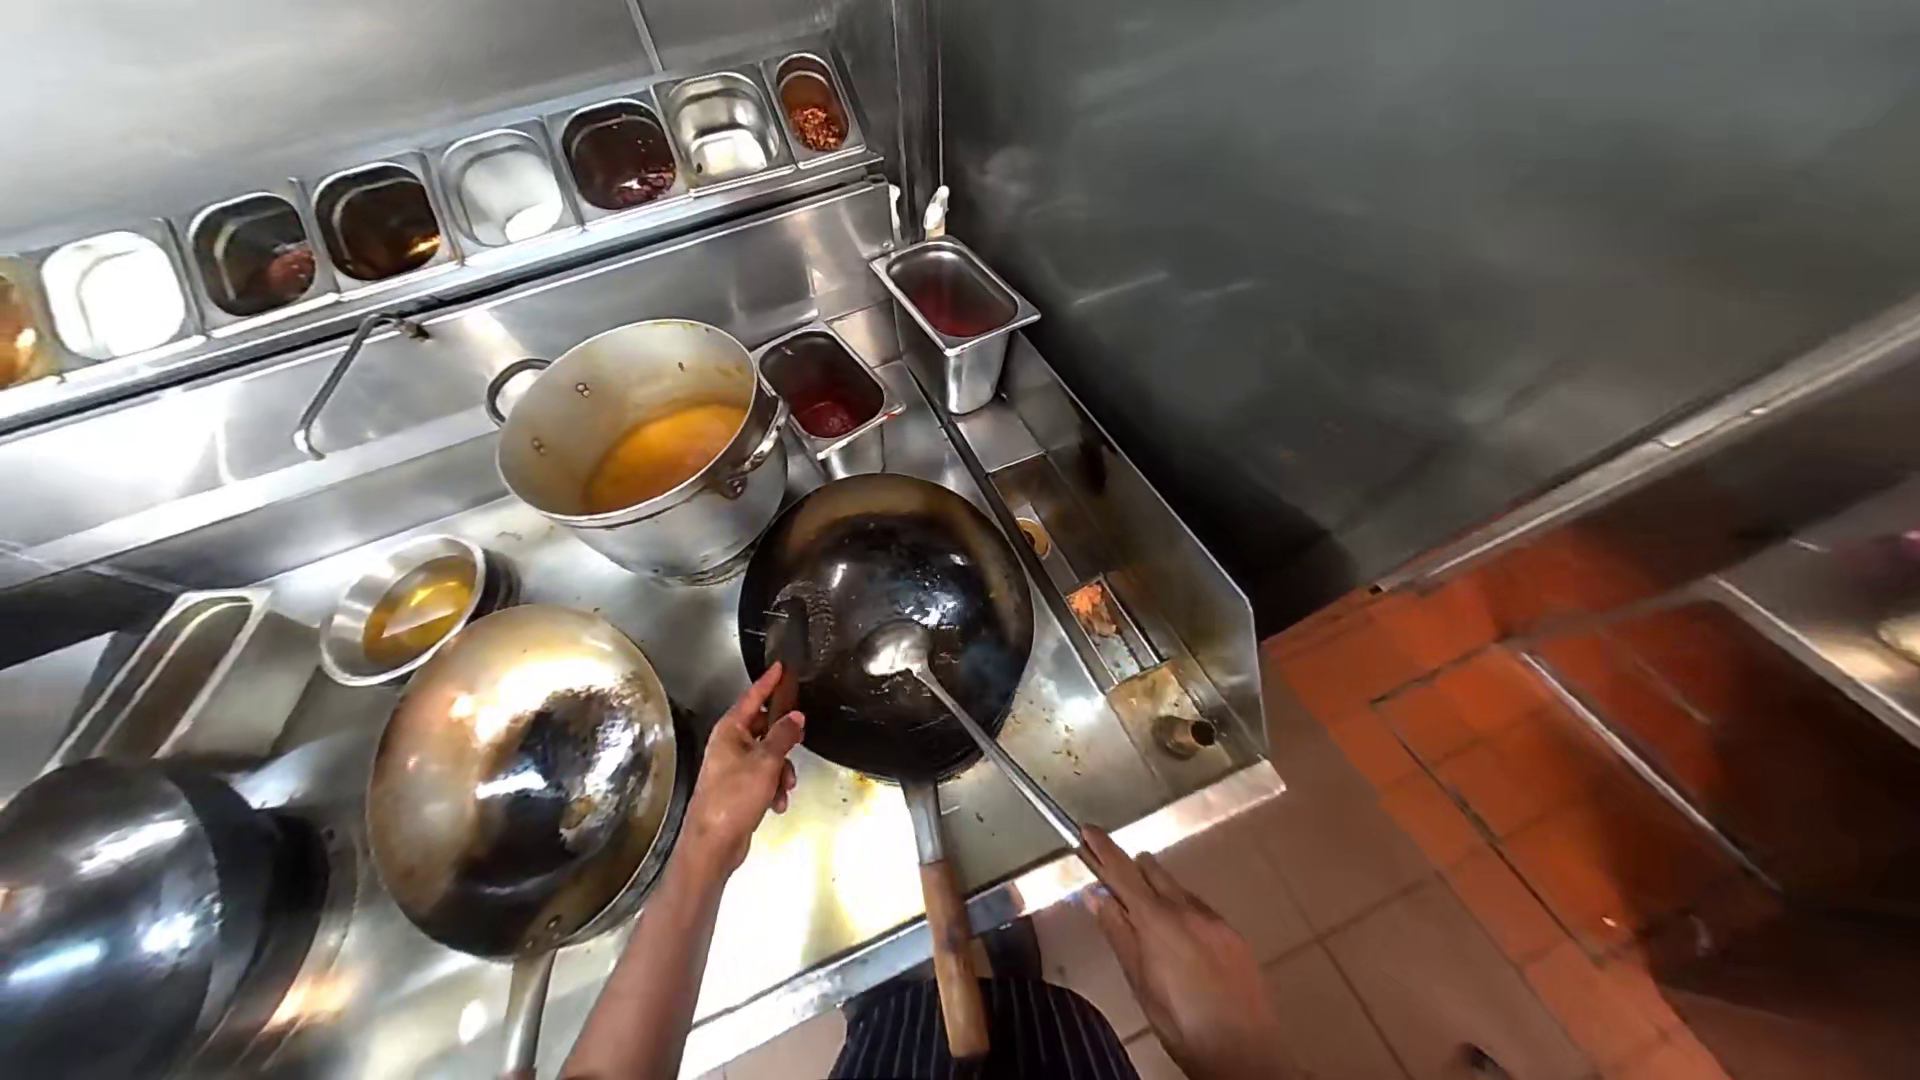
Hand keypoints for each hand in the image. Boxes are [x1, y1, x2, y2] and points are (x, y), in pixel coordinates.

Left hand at [679, 663, 804, 878]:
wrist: (713, 845)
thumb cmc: (734, 797)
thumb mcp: (766, 762)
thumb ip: (784, 735)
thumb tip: (796, 716)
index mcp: (730, 731)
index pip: (752, 697)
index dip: (768, 682)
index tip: (781, 666)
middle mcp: (730, 745)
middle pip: (764, 727)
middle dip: (784, 738)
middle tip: (799, 737)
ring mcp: (733, 767)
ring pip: (769, 754)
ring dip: (782, 768)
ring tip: (785, 787)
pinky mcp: (739, 788)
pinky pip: (765, 776)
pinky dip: (774, 786)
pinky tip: (776, 802)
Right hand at [1080, 827, 1299, 1079]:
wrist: (1251, 1059)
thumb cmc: (1184, 1027)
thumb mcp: (1141, 984)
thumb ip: (1118, 934)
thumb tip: (1095, 897)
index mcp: (1157, 920)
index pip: (1122, 871)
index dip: (1103, 848)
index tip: (1088, 829)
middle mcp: (1186, 908)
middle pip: (1151, 869)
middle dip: (1132, 870)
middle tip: (1116, 887)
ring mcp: (1214, 919)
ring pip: (1176, 888)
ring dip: (1158, 892)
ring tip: (1152, 927)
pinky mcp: (1234, 934)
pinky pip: (1199, 908)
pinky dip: (1182, 912)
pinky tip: (1184, 944)